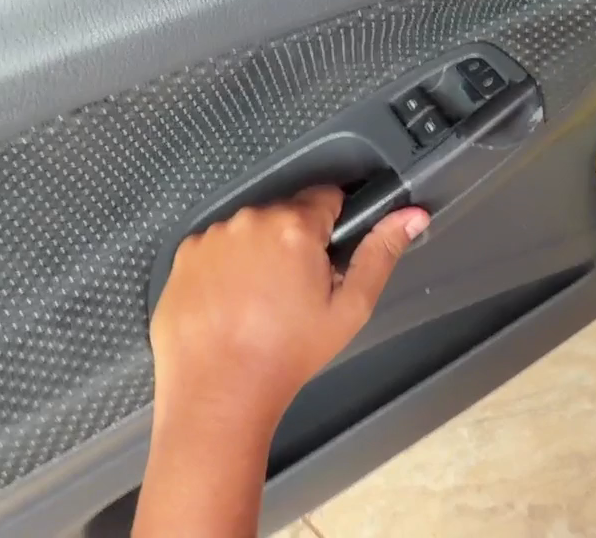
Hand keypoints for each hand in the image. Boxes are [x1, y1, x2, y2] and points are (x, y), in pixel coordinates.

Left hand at [149, 187, 428, 426]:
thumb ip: (381, 253)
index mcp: (295, 226)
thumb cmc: (288, 355)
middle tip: (296, 288)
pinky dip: (226, 264)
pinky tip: (230, 302)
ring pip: (252, 228)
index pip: (328, 196)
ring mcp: (213, 236)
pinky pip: (216, 246)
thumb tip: (412, 215)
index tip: (325, 260)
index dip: (333, 227)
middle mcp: (251, 219)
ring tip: (260, 299)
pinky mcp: (183, 256)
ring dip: (260, 250)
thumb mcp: (350, 308)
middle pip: (288, 212)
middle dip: (296, 240)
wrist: (217, 399)